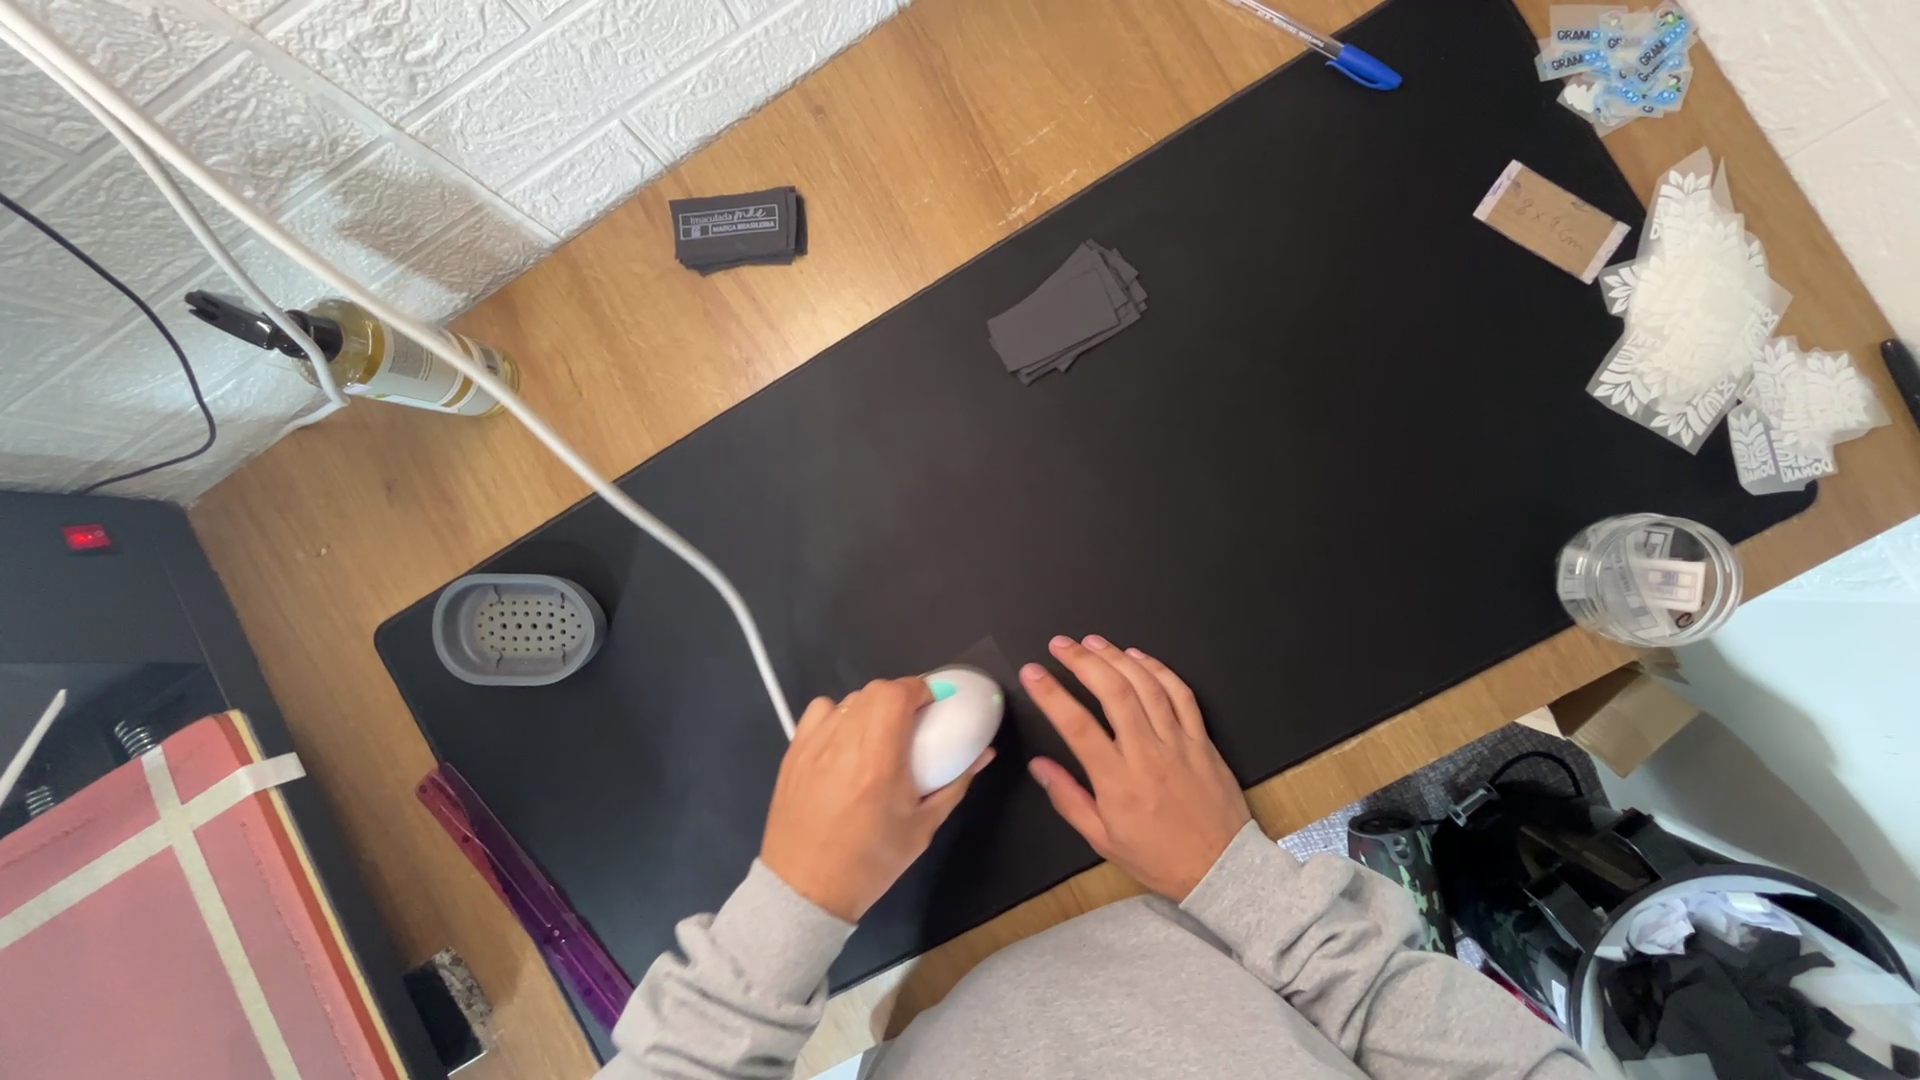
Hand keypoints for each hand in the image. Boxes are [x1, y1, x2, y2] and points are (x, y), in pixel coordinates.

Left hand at [761, 677, 993, 921]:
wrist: (805, 889)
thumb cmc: (871, 861)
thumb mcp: (923, 828)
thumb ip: (955, 783)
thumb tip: (985, 754)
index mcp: (879, 760)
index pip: (897, 694)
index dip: (921, 688)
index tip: (935, 703)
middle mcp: (844, 743)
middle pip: (875, 690)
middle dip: (900, 694)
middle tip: (915, 719)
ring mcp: (814, 744)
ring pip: (849, 699)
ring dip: (872, 705)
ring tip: (881, 732)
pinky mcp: (794, 751)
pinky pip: (820, 712)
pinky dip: (839, 714)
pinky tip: (846, 738)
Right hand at [1024, 636, 1251, 901]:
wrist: (1222, 869)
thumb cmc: (1158, 857)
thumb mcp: (1102, 839)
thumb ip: (1068, 798)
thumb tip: (1038, 765)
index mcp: (1118, 782)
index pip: (1077, 726)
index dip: (1051, 694)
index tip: (1032, 672)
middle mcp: (1147, 754)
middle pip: (1113, 693)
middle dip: (1083, 661)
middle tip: (1061, 644)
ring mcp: (1179, 742)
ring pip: (1146, 686)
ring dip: (1116, 657)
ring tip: (1092, 641)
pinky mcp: (1202, 739)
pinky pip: (1181, 694)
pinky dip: (1158, 669)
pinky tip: (1138, 657)